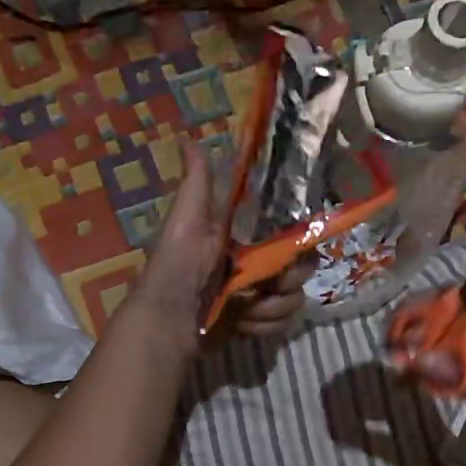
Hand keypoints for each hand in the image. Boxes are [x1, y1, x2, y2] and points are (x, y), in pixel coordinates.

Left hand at [132, 139, 310, 339]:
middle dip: (289, 279)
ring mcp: (256, 296)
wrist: (166, 322)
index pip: (288, 232)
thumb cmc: (176, 267)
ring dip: (273, 307)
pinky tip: (241, 324)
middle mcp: (253, 264)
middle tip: (268, 285)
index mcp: (242, 237)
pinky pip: (281, 323)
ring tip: (244, 308)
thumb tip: (188, 139)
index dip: (297, 240)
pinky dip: (263, 325)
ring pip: (293, 298)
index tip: (294, 246)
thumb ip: (197, 186)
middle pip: (299, 267)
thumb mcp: (186, 222)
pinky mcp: (254, 323)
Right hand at [400, 306, 465, 465]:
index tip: (406, 339)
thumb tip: (416, 361)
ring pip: (459, 338)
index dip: (441, 323)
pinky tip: (413, 374)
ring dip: (429, 346)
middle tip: (393, 340)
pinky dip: (437, 365)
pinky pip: (460, 359)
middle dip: (429, 327)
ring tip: (397, 357)